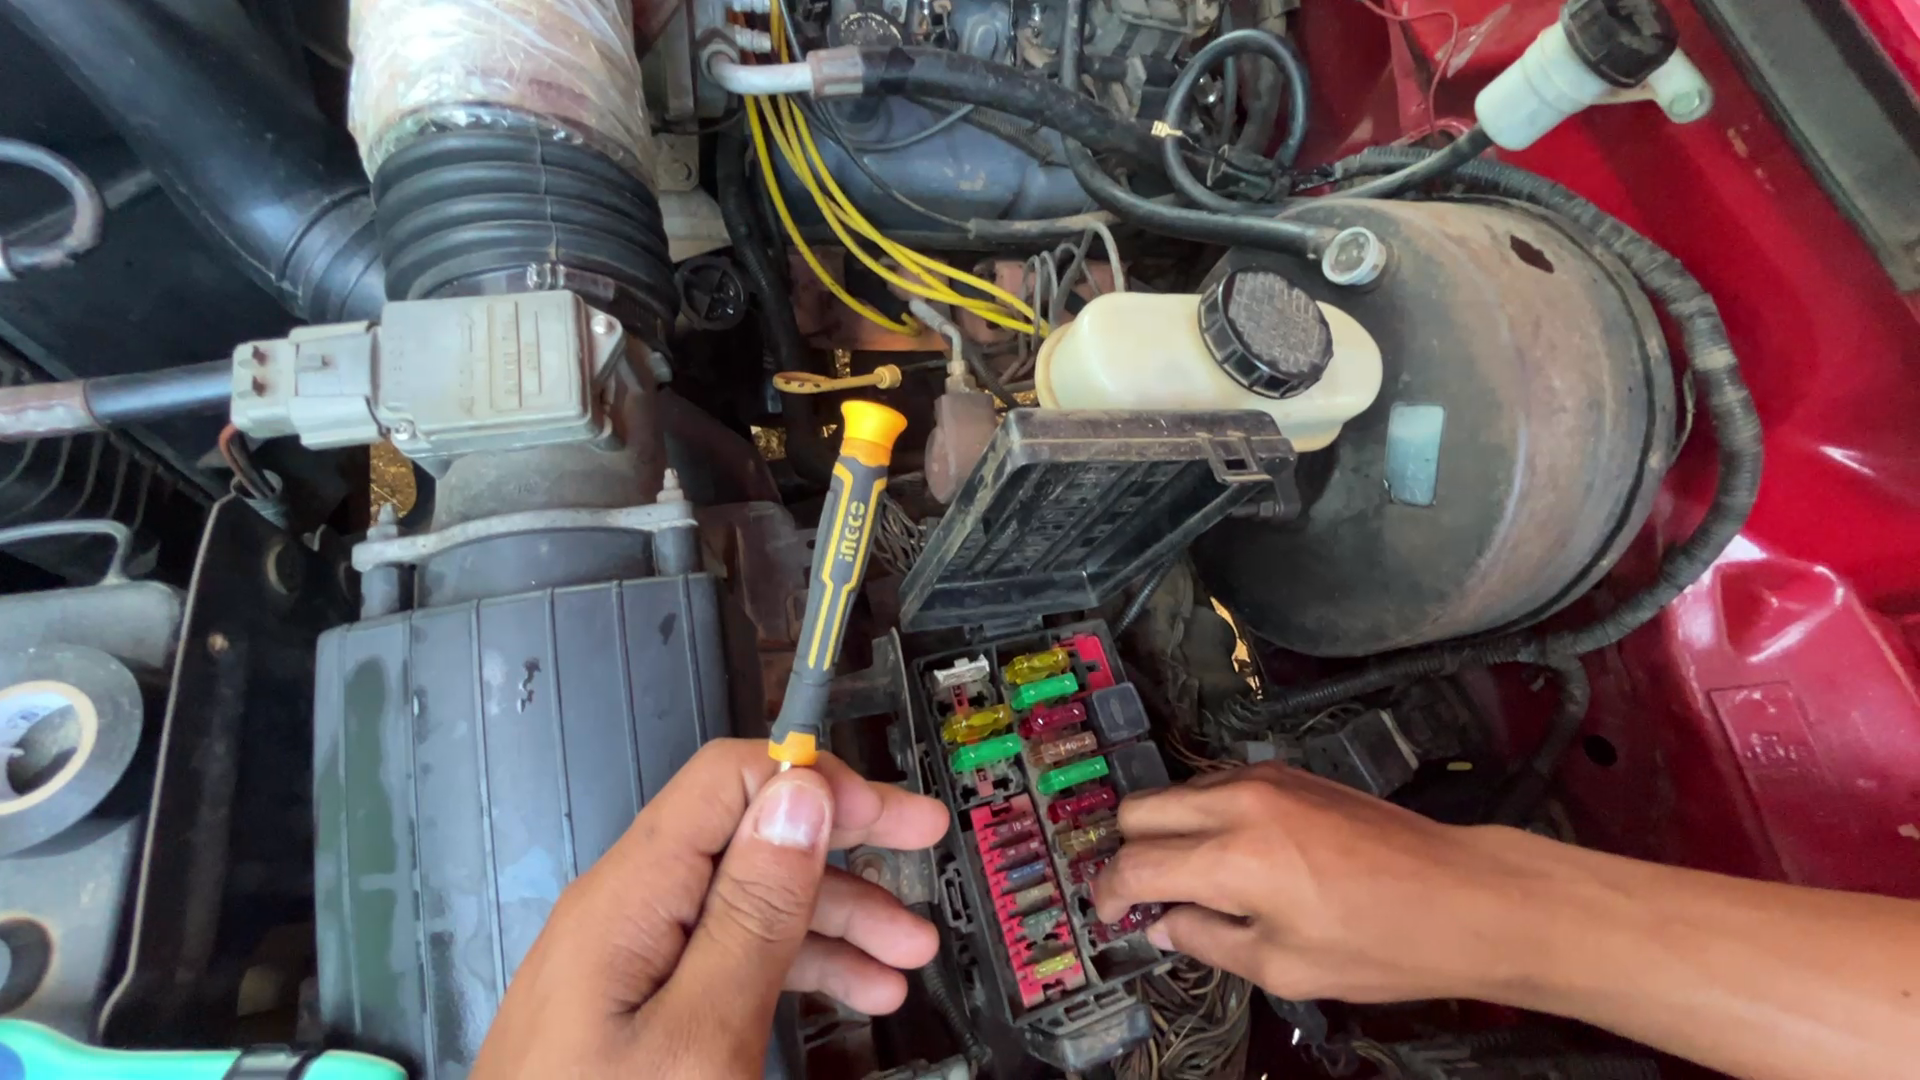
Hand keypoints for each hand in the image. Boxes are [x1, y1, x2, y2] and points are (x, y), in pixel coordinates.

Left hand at [473, 739, 948, 1078]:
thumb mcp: (700, 1037)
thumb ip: (753, 908)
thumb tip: (800, 788)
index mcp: (633, 893)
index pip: (729, 778)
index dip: (813, 780)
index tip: (883, 813)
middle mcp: (635, 904)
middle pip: (753, 829)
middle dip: (846, 832)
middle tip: (925, 836)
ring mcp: (641, 954)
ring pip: (757, 895)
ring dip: (842, 911)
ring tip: (912, 948)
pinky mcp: (649, 999)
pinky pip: (739, 952)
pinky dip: (806, 960)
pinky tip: (863, 988)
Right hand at [1092, 762, 1546, 1003]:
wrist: (1462, 894)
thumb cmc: (1379, 946)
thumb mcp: (1286, 968)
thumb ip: (1206, 940)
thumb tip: (1159, 924)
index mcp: (1233, 860)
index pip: (1136, 865)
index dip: (1110, 893)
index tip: (1109, 912)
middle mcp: (1234, 803)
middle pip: (1137, 809)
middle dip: (1129, 852)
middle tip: (1146, 893)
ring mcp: (1257, 778)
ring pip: (1172, 790)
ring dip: (1165, 830)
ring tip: (1192, 874)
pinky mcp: (1280, 769)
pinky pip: (1210, 783)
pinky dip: (1199, 814)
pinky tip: (1230, 849)